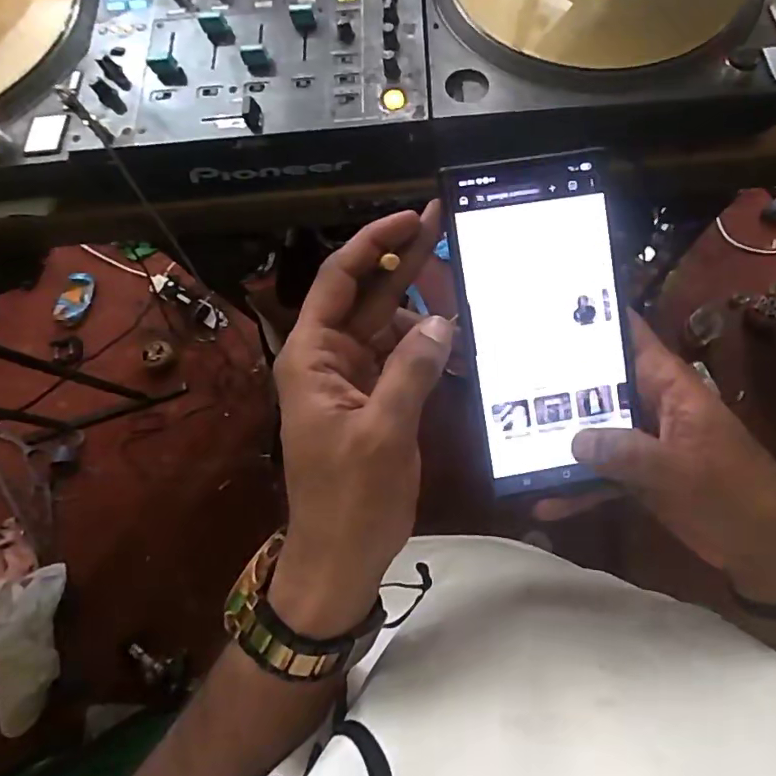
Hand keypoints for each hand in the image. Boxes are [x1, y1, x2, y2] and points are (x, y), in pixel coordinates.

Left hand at [267, 203, 455, 636]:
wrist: (339, 556)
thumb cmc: (350, 499)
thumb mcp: (383, 432)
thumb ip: (412, 371)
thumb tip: (441, 321)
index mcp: (311, 357)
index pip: (337, 282)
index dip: (372, 245)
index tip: (409, 218)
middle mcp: (325, 359)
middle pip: (364, 296)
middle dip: (401, 262)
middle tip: (442, 222)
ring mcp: (349, 380)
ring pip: (385, 327)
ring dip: (419, 309)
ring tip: (464, 288)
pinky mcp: (370, 401)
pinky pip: (397, 359)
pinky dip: (423, 346)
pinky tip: (454, 335)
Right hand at [535, 313, 775, 603]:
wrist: (767, 552)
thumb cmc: (735, 497)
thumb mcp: (680, 471)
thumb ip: (625, 452)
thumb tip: (571, 440)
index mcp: (671, 388)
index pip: (632, 339)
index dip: (597, 320)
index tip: (550, 307)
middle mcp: (651, 407)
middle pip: (599, 385)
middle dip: (558, 381)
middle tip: (508, 372)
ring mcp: (642, 442)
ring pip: (592, 430)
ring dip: (558, 438)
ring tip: (513, 442)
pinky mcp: (637, 475)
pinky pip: (597, 472)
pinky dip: (575, 486)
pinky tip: (544, 503)